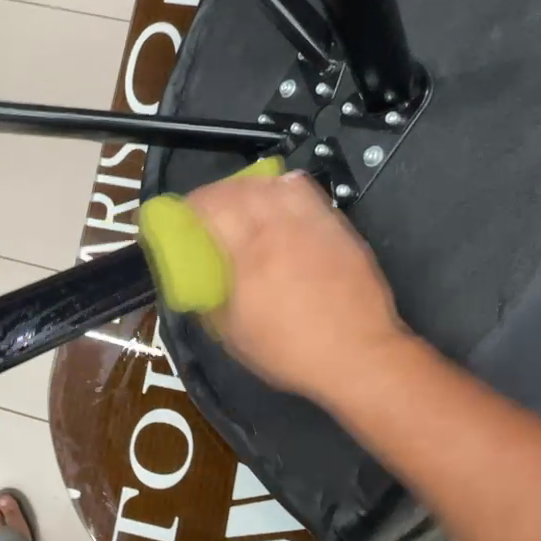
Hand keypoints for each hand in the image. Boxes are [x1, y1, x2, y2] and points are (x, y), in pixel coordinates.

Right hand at [185, 170, 408, 401]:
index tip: (181, 215)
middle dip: (216, 193)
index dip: (190, 205)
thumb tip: (197, 284)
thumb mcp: (234, 336)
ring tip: (242, 201)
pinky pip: (307, 192)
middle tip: (207, 209)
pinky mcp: (337, 228)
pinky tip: (280, 197)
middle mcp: (279, 229)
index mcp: (248, 255)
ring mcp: (312, 225)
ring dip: (250, 187)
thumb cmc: (292, 352)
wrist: (360, 356)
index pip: (211, 208)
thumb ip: (210, 301)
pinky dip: (286, 187)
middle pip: (240, 189)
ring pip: (274, 184)